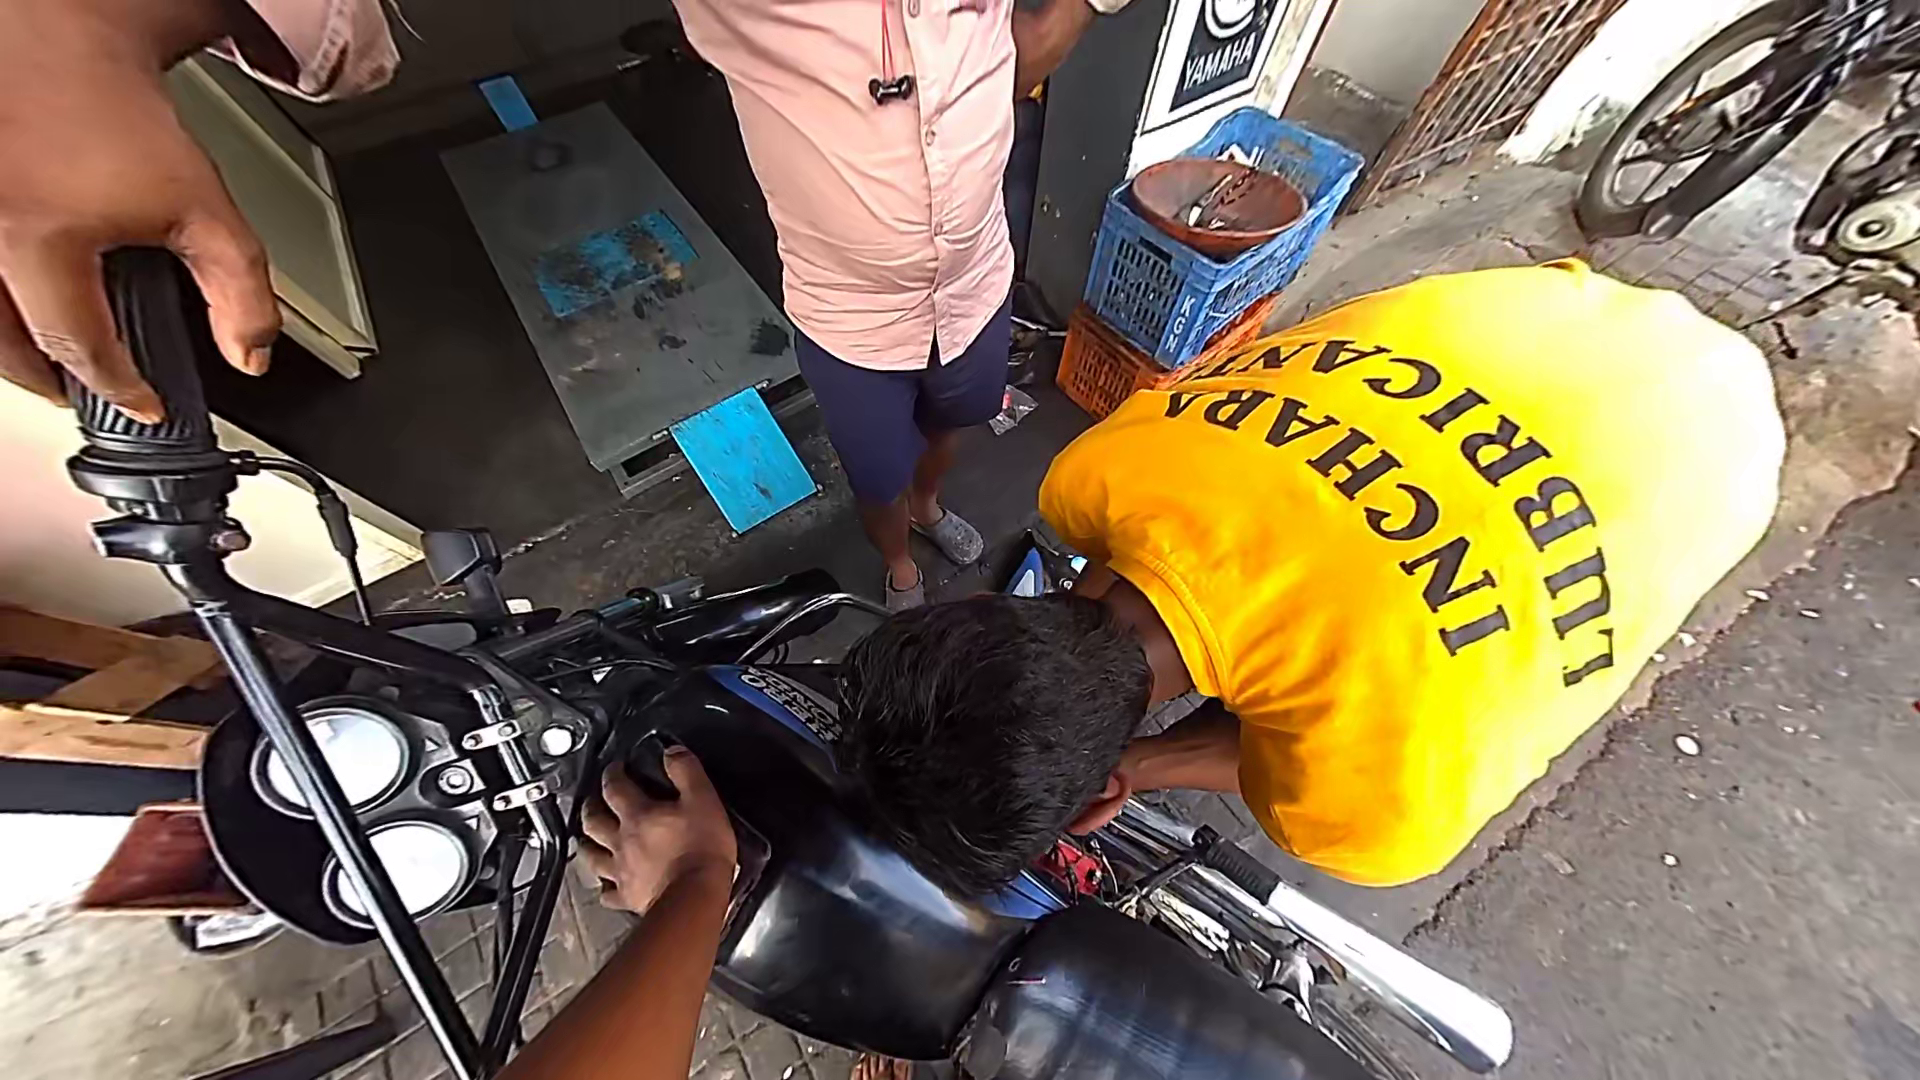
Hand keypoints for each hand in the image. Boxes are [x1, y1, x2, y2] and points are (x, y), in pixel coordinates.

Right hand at [0, 0, 279, 422]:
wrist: (54, 48)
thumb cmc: (124, 125)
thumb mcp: (218, 224)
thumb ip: (245, 301)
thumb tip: (250, 359)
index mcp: (33, 234)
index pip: (75, 341)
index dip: (117, 386)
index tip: (146, 409)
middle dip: (43, 376)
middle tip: (85, 398)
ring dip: (4, 346)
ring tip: (55, 369)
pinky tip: (18, 318)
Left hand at [581, 749, 737, 914]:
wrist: (695, 895)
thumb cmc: (701, 847)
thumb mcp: (703, 797)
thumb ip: (686, 771)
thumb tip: (672, 752)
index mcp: (639, 815)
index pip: (616, 787)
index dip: (613, 773)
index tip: (615, 767)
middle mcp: (622, 841)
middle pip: (594, 820)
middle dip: (591, 806)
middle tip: (594, 799)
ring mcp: (621, 871)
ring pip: (592, 855)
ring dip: (587, 842)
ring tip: (588, 836)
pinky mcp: (627, 896)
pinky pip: (607, 892)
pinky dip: (603, 885)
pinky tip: (606, 883)